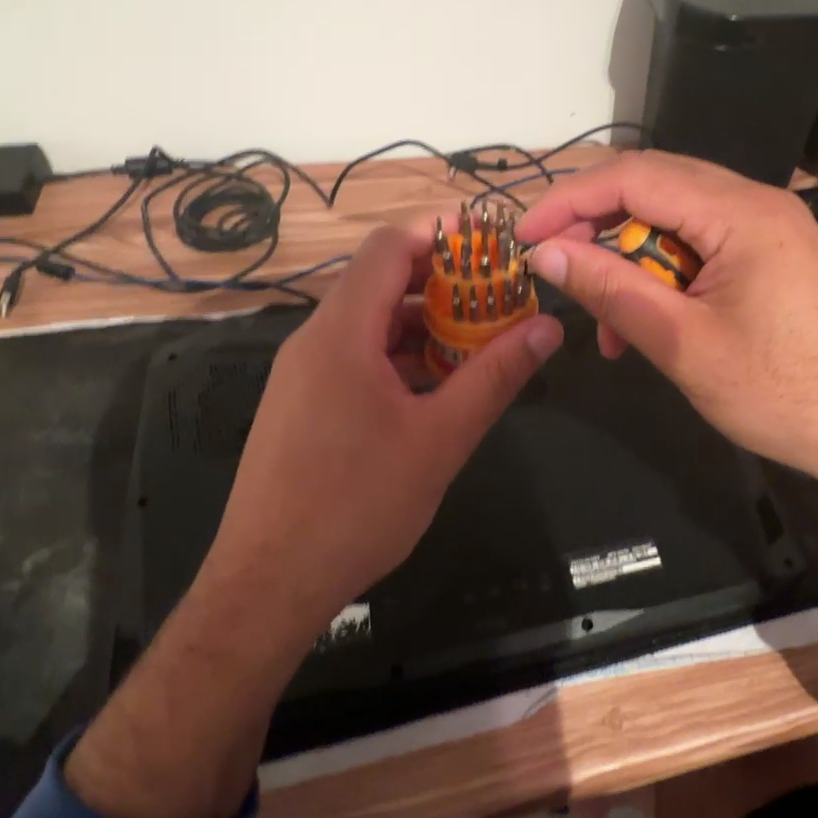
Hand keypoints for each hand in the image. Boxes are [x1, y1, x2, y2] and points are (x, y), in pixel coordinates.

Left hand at [210, 221, 564, 623]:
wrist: (269, 583)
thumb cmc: (357, 505)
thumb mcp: (441, 438)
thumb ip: (495, 376)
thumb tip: (548, 327)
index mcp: (341, 333)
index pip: (389, 246)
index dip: (442, 234)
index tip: (493, 245)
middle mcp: (315, 341)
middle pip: (381, 283)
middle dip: (445, 285)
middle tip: (501, 301)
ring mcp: (303, 376)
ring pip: (371, 326)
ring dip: (426, 327)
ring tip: (481, 348)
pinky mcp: (303, 407)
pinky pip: (357, 360)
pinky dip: (401, 360)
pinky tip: (438, 392)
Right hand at [516, 151, 817, 584]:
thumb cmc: (779, 393)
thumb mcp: (682, 343)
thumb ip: (611, 290)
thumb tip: (546, 254)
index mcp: (741, 213)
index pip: (634, 177)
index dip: (569, 201)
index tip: (525, 236)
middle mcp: (759, 202)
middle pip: (656, 187)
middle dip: (598, 226)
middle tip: (557, 268)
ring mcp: (774, 227)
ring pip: (678, 220)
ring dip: (633, 262)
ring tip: (609, 325)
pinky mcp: (778, 255)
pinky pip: (706, 245)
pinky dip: (668, 276)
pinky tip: (652, 325)